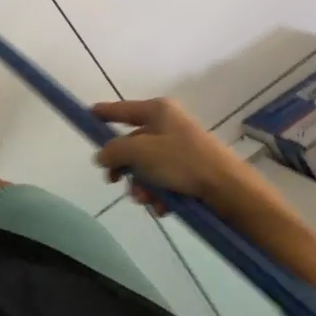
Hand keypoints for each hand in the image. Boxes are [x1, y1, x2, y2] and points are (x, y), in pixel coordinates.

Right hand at [94, 98, 239, 214]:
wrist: (228, 188)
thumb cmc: (182, 161)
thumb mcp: (141, 152)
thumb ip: (115, 151)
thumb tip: (102, 155)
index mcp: (159, 111)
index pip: (123, 109)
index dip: (104, 113)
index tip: (87, 115)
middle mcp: (169, 125)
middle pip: (133, 144)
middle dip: (125, 167)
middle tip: (114, 181)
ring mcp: (181, 148)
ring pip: (147, 166)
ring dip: (142, 185)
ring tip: (146, 200)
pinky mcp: (191, 170)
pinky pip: (164, 180)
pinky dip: (159, 194)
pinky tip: (162, 207)